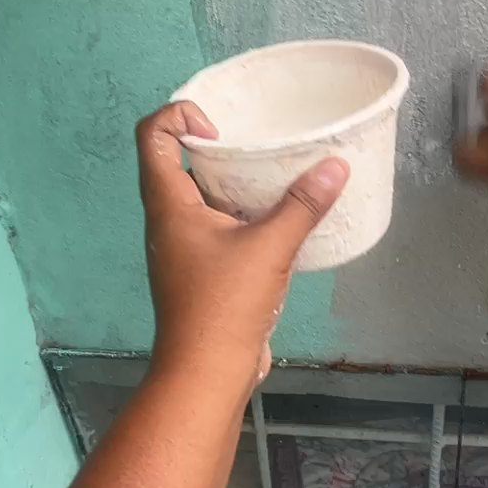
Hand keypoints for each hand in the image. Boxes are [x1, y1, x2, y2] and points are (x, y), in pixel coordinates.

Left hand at [136, 102, 348, 397]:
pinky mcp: (199, 269)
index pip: (152, 136)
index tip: (219, 127)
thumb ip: (302, 206)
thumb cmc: (225, 305)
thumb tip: (335, 167)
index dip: (178, 115)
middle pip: (175, 162)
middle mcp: (167, 220)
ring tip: (273, 173)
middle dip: (213, 145)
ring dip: (229, 181)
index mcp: (168, 204)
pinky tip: (276, 217)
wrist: (206, 372)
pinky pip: (215, 225)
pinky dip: (239, 213)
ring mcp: (181, 246)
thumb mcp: (269, 249)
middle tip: (256, 142)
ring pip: (198, 197)